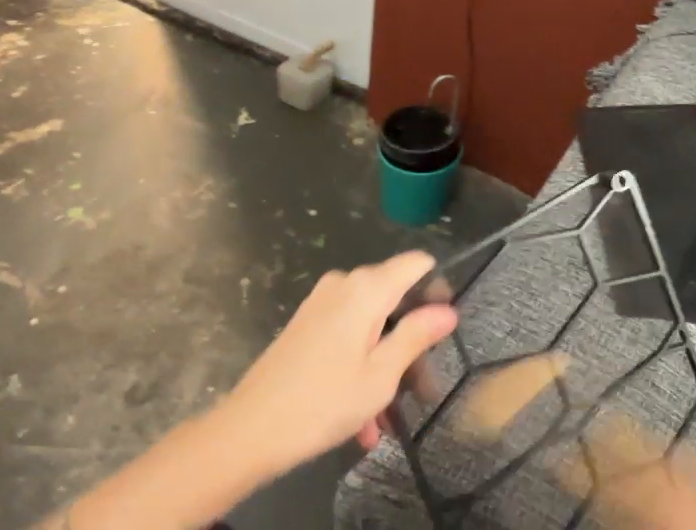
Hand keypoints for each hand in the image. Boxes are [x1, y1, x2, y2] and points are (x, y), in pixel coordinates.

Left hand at [216, 251, 457, 477]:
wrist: (247, 432)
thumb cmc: (322, 402)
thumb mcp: (381, 375)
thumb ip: (417, 335)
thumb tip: (447, 310)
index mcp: (367, 288)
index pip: (417, 264)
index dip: (436, 291)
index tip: (442, 330)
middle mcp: (344, 285)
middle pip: (394, 298)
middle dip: (410, 341)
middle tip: (419, 388)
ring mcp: (321, 304)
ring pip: (371, 325)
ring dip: (384, 365)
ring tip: (386, 419)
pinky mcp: (306, 325)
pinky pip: (347, 337)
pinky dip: (359, 367)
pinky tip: (360, 419)